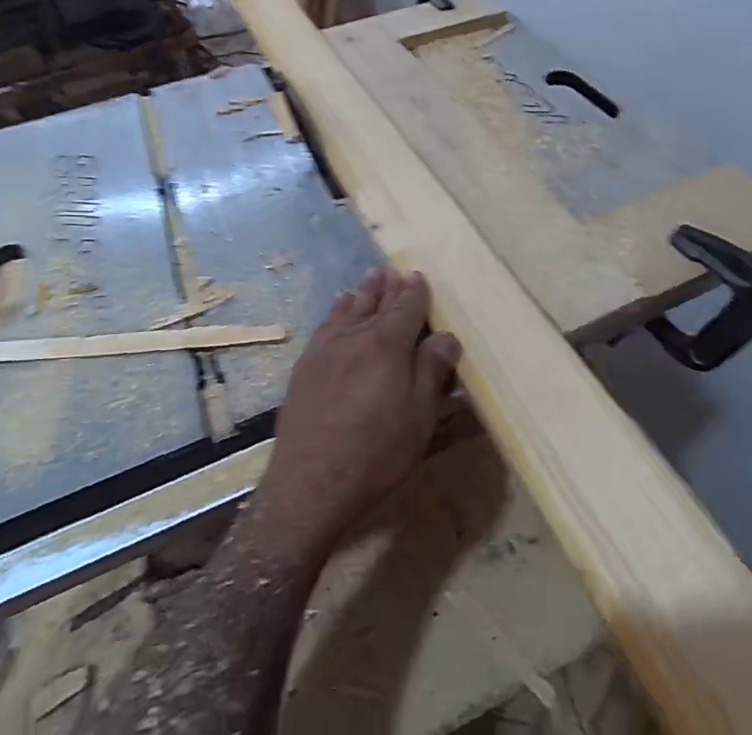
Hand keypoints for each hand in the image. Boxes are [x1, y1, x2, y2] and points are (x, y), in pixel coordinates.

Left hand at [254, 268, 460, 555]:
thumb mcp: (419, 416)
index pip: (406, 308)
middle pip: (375, 304)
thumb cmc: (376, 452)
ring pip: (348, 310)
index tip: (419, 276)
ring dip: (362, 293)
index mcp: (387, 345)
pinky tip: (338, 309)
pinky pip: (325, 326)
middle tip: (393, 270)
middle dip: (387, 287)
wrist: (311, 482)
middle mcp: (354, 337)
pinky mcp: (305, 367)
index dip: (415, 292)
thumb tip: (446, 335)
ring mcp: (325, 350)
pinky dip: (336, 311)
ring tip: (370, 277)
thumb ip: (432, 370)